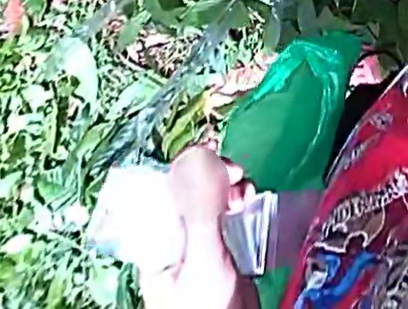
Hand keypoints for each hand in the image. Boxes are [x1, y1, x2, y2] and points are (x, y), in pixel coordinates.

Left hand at [138, 146, 256, 308]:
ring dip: (229, 183)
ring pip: (211, 196)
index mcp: (157, 241)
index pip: (164, 188)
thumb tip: (200, 157)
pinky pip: (228, 212)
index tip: (209, 146)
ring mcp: (200, 243)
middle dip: (212, 171)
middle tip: (235, 169)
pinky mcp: (223, 249)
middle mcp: (175, 237)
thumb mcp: (203, 262)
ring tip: (245, 186)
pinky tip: (250, 198)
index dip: (185, 163)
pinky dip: (240, 199)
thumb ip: (201, 211)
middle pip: (189, 187)